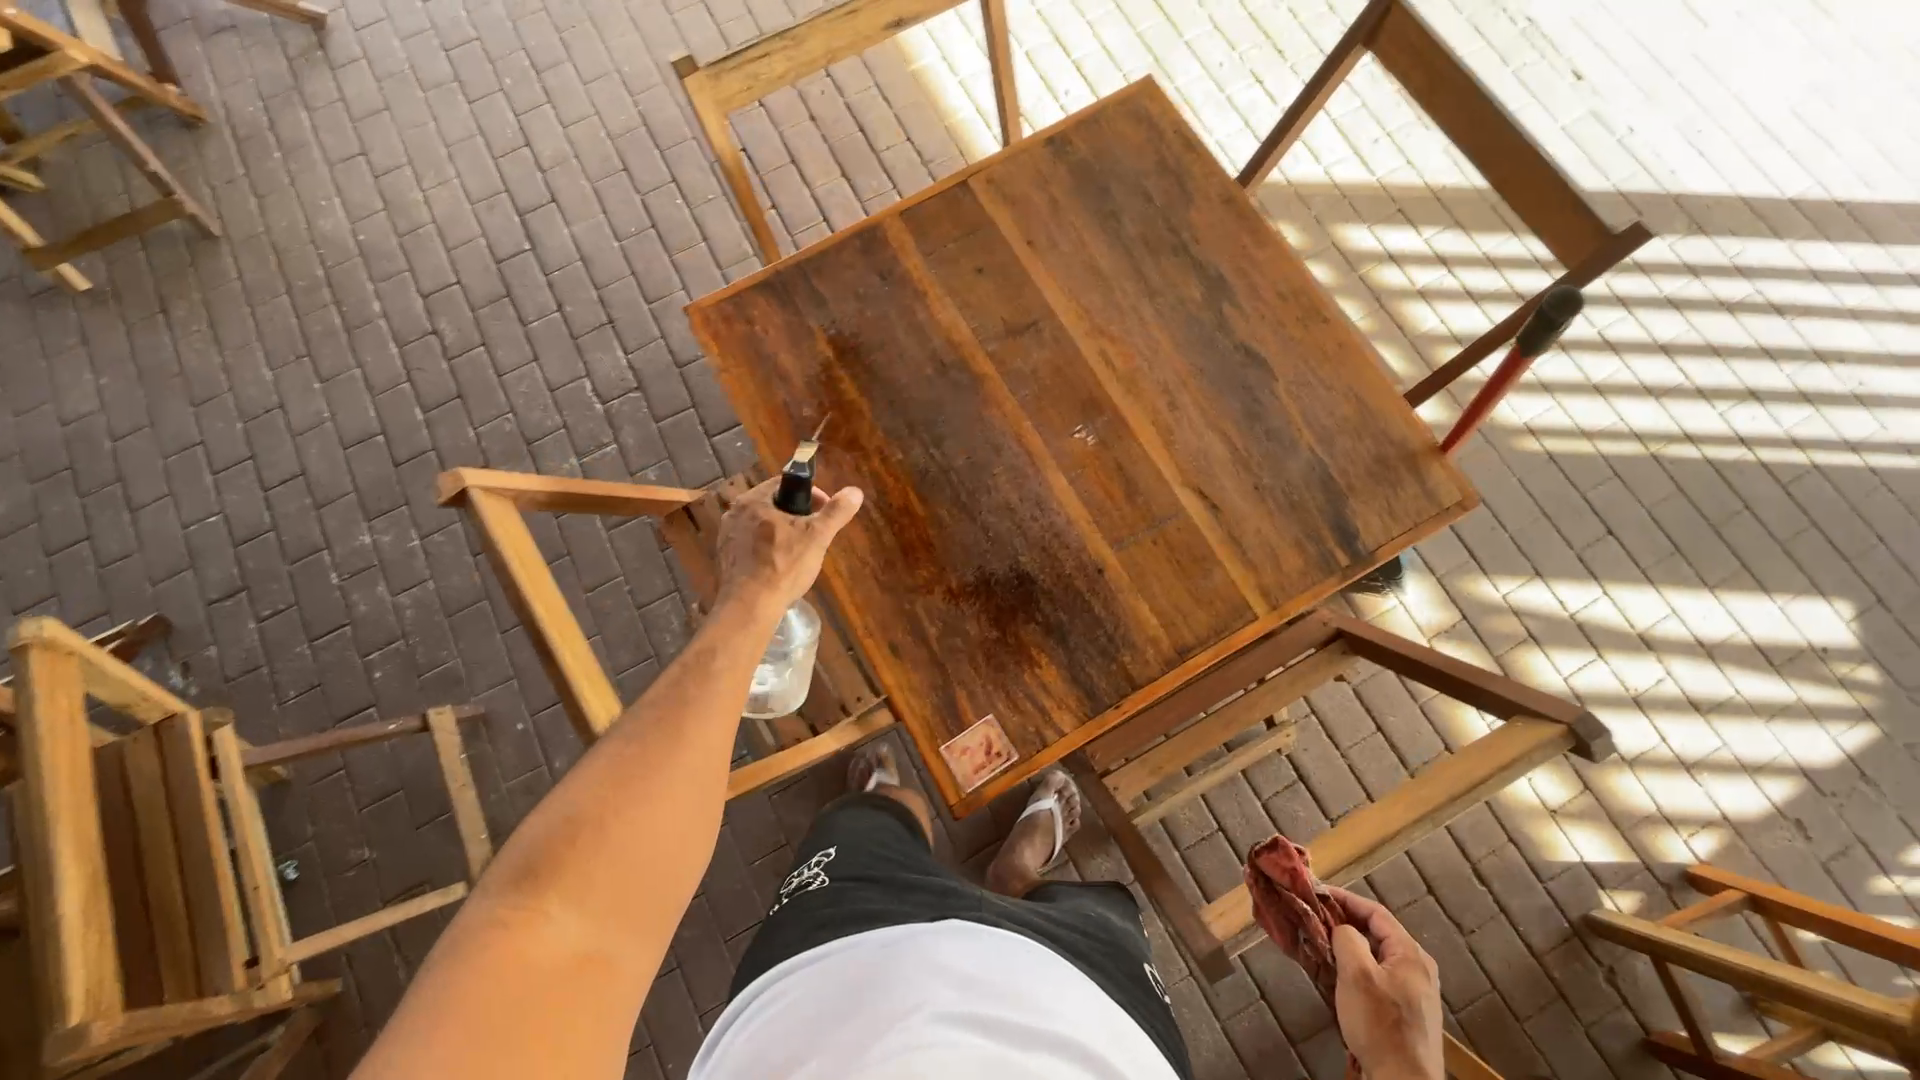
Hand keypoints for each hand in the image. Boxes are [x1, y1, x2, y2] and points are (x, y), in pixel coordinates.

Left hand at [714, 477, 863, 614]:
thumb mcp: (817, 536)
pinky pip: (751, 546)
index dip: (810, 494)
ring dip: (781, 534)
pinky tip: (779, 568)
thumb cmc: (783, 566)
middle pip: (773, 505)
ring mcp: (726, 537)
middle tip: (815, 535)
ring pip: (761, 527)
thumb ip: (836, 512)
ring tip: (799, 553)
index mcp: (752, 500)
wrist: (749, 607)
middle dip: (796, 516)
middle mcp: (733, 514)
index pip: (784, 483)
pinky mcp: (725, 559)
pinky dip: (766, 551)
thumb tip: (855, 492)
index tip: (824, 512)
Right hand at [1328, 887, 1443, 1079]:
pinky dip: (1355, 969)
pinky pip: (1377, 977)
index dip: (1345, 899)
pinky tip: (1337, 975)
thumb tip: (1342, 929)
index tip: (1317, 893)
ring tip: (1320, 943)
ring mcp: (1413, 991)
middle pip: (1377, 933)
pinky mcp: (1405, 1011)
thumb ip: (1347, 939)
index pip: (1376, 912)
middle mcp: (1417, 968)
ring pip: (1375, 957)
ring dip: (1348, 947)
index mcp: (1411, 954)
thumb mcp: (1357, 974)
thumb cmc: (1380, 1024)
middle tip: (1315, 918)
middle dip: (1344, 923)